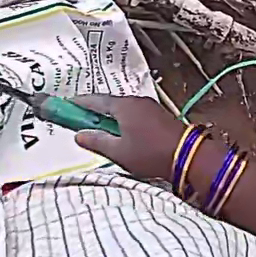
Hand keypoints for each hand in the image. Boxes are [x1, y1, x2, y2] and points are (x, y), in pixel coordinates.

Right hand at [72, 94, 186, 181]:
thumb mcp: (118, 152)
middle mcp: (136, 101)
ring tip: (100, 129)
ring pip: (123, 109)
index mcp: (123, 106)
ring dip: (110, 117)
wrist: (188, 156)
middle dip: (94, 111)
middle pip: (109, 103)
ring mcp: (149, 107)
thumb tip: (78, 136)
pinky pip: (134, 114)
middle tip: (80, 119)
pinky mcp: (159, 115)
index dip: (79, 103)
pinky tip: (122, 133)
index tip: (66, 105)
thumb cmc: (150, 154)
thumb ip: (96, 142)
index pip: (95, 100)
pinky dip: (123, 120)